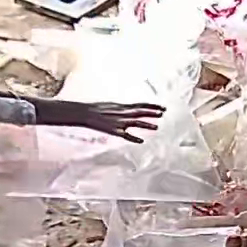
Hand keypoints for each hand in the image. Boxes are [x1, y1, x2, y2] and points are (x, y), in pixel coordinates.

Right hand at [32, 99, 162, 141]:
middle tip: (164, 112)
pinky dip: (133, 137)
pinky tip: (141, 141)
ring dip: (146, 124)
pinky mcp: (113, 129)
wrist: (82, 112)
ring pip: (134, 122)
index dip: (151, 106)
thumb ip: (122, 110)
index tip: (162, 106)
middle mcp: (121, 112)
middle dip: (152, 111)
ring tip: (157, 126)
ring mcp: (118, 121)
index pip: (140, 105)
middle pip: (139, 111)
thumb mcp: (111, 107)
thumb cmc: (96, 110)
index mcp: (122, 106)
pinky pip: (124, 134)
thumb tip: (129, 111)